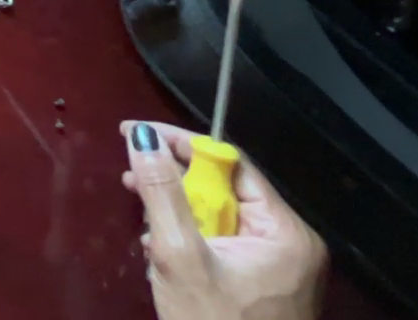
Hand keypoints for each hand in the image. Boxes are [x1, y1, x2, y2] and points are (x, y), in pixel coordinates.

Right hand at [121, 121, 326, 319]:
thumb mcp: (179, 253)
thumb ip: (160, 191)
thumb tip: (143, 137)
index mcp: (284, 232)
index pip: (229, 162)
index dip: (179, 142)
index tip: (134, 134)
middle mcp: (288, 242)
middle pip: (221, 186)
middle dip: (171, 180)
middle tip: (129, 177)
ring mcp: (277, 265)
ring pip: (215, 212)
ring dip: (173, 210)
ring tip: (141, 216)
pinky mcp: (260, 282)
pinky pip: (218, 238)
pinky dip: (185, 235)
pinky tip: (160, 248)